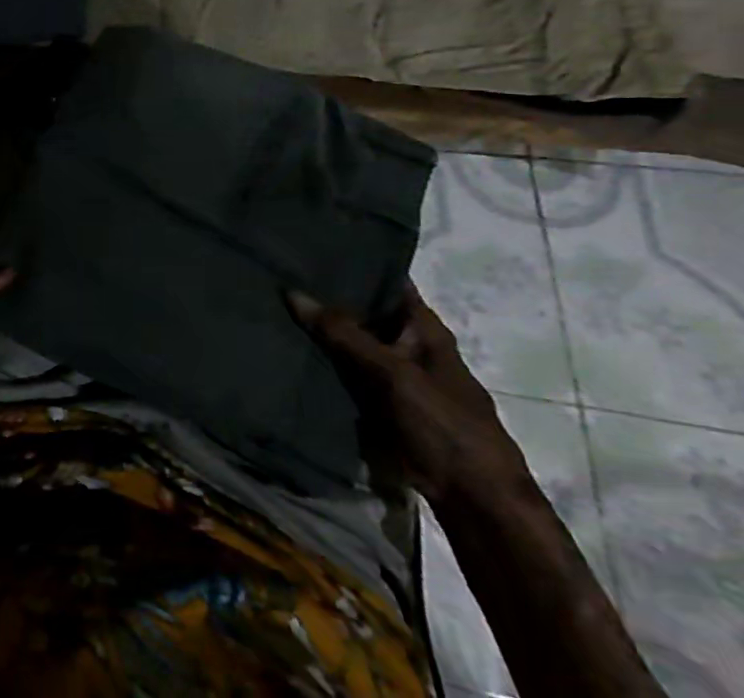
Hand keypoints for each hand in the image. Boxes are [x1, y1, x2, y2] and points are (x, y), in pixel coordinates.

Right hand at [288, 283, 532, 505]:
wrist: (471, 496)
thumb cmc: (444, 425)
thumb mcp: (393, 374)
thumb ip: (344, 334)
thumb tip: (293, 292)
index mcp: (423, 329)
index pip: (389, 282)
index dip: (358, 263)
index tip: (313, 246)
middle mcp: (406, 345)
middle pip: (363, 311)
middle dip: (327, 296)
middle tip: (278, 274)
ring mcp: (391, 374)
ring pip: (349, 342)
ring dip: (319, 330)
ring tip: (271, 306)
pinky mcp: (376, 400)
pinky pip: (342, 371)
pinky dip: (319, 361)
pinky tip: (285, 350)